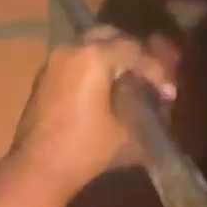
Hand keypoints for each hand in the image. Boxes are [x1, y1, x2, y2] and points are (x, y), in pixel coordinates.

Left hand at [8, 28, 174, 199]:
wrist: (37, 169)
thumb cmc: (85, 150)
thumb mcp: (126, 132)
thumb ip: (146, 109)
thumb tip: (159, 103)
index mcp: (94, 57)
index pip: (134, 50)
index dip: (156, 71)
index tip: (168, 94)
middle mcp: (71, 50)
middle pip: (109, 37)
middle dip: (133, 55)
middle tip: (148, 78)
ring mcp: (53, 62)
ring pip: (89, 47)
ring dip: (110, 60)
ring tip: (128, 83)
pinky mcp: (43, 78)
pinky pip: (74, 62)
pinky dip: (91, 68)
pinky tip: (103, 91)